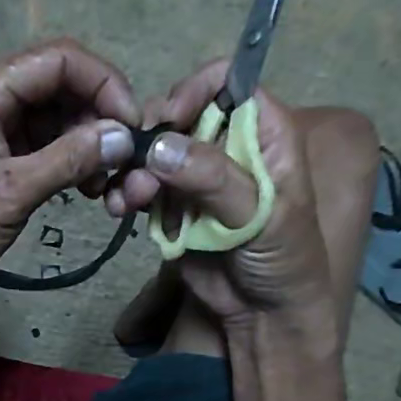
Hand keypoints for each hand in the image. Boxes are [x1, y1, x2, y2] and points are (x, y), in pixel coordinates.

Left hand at [0, 38, 141, 301]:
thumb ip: (70, 159)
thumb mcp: (15, 192)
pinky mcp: (1, 147)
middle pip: (62, 83)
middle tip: (123, 158)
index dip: (104, 84)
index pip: (59, 59)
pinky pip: (49, 138)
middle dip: (98, 117)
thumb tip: (125, 138)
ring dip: (89, 142)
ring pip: (60, 112)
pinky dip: (72, 157)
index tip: (131, 125)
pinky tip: (88, 187)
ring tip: (105, 182)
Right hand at [103, 59, 334, 327]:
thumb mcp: (261, 217)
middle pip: (181, 115)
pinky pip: (141, 184)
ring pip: (154, 151)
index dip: (196, 92)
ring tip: (128, 201)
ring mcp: (196, 175)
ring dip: (132, 170)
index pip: (230, 86)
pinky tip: (118, 209)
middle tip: (137, 170)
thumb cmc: (282, 260)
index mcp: (266, 135)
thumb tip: (160, 147)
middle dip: (153, 137)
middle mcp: (228, 146)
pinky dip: (125, 192)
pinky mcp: (171, 203)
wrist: (260, 314)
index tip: (168, 120)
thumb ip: (214, 179)